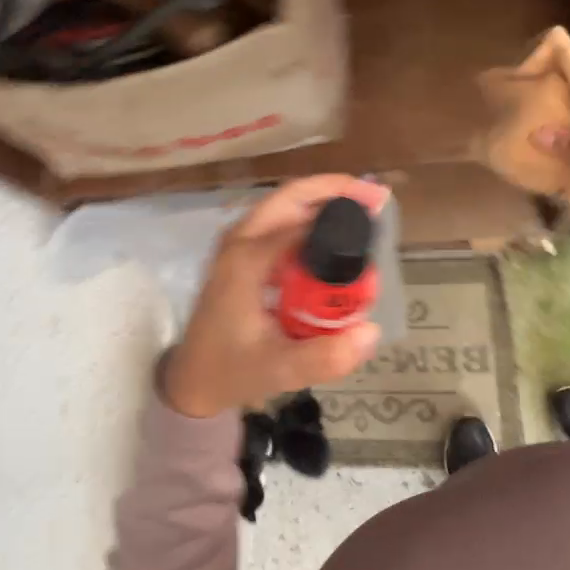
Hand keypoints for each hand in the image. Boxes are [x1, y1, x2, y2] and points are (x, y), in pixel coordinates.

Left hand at [161, 176, 388, 418]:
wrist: (192, 380)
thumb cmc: (232, 371)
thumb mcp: (279, 369)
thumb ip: (324, 356)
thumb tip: (371, 331)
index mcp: (245, 259)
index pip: (299, 220)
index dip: (340, 206)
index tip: (378, 208)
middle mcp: (239, 242)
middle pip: (289, 197)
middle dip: (333, 190)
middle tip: (375, 198)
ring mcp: (236, 246)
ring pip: (283, 206)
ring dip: (322, 201)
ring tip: (364, 210)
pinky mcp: (240, 255)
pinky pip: (278, 224)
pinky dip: (309, 220)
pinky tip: (336, 236)